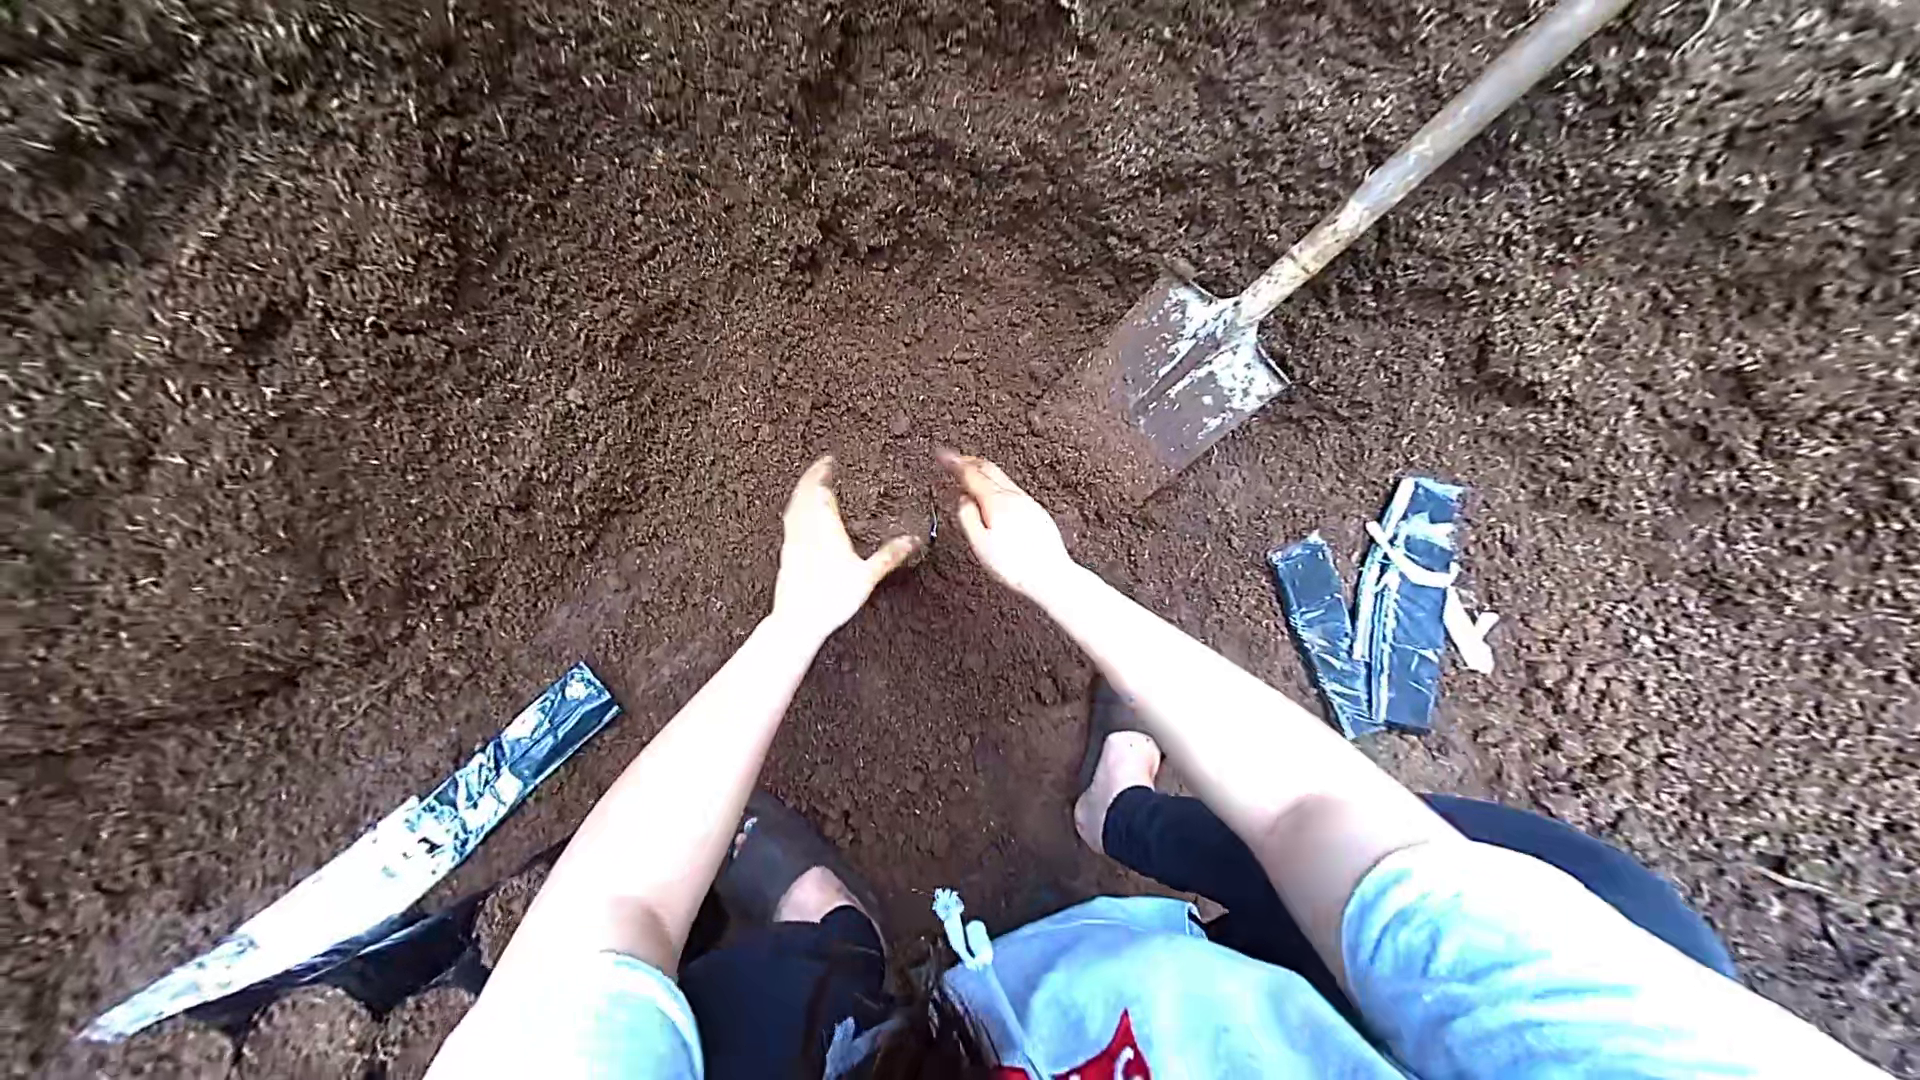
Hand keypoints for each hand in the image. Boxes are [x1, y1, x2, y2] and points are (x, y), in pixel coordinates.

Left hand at [770, 456, 920, 643]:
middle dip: (812, 476)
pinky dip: (795, 508)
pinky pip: (789, 520)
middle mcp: (805, 529)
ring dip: (801, 490)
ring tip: (810, 483)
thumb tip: (910, 541)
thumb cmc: (830, 599)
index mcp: (825, 528)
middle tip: (820, 465)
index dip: (823, 472)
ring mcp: (793, 540)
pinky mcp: (786, 553)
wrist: (798, 620)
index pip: (821, 490)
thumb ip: (890, 555)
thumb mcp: (868, 576)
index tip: (829, 461)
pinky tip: (799, 514)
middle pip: (804, 493)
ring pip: (794, 505)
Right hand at [937, 449, 1075, 598]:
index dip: (954, 463)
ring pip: (1002, 478)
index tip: (942, 456)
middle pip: (989, 469)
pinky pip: (1012, 489)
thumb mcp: (979, 544)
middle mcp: (1015, 497)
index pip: (971, 474)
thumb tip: (962, 498)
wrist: (1051, 577)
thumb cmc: (1015, 566)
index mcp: (997, 501)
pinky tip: (995, 494)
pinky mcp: (1037, 513)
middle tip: (954, 460)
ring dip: (983, 472)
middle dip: (969, 461)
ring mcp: (1028, 503)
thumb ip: (967, 516)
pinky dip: (996, 484)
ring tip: (971, 474)